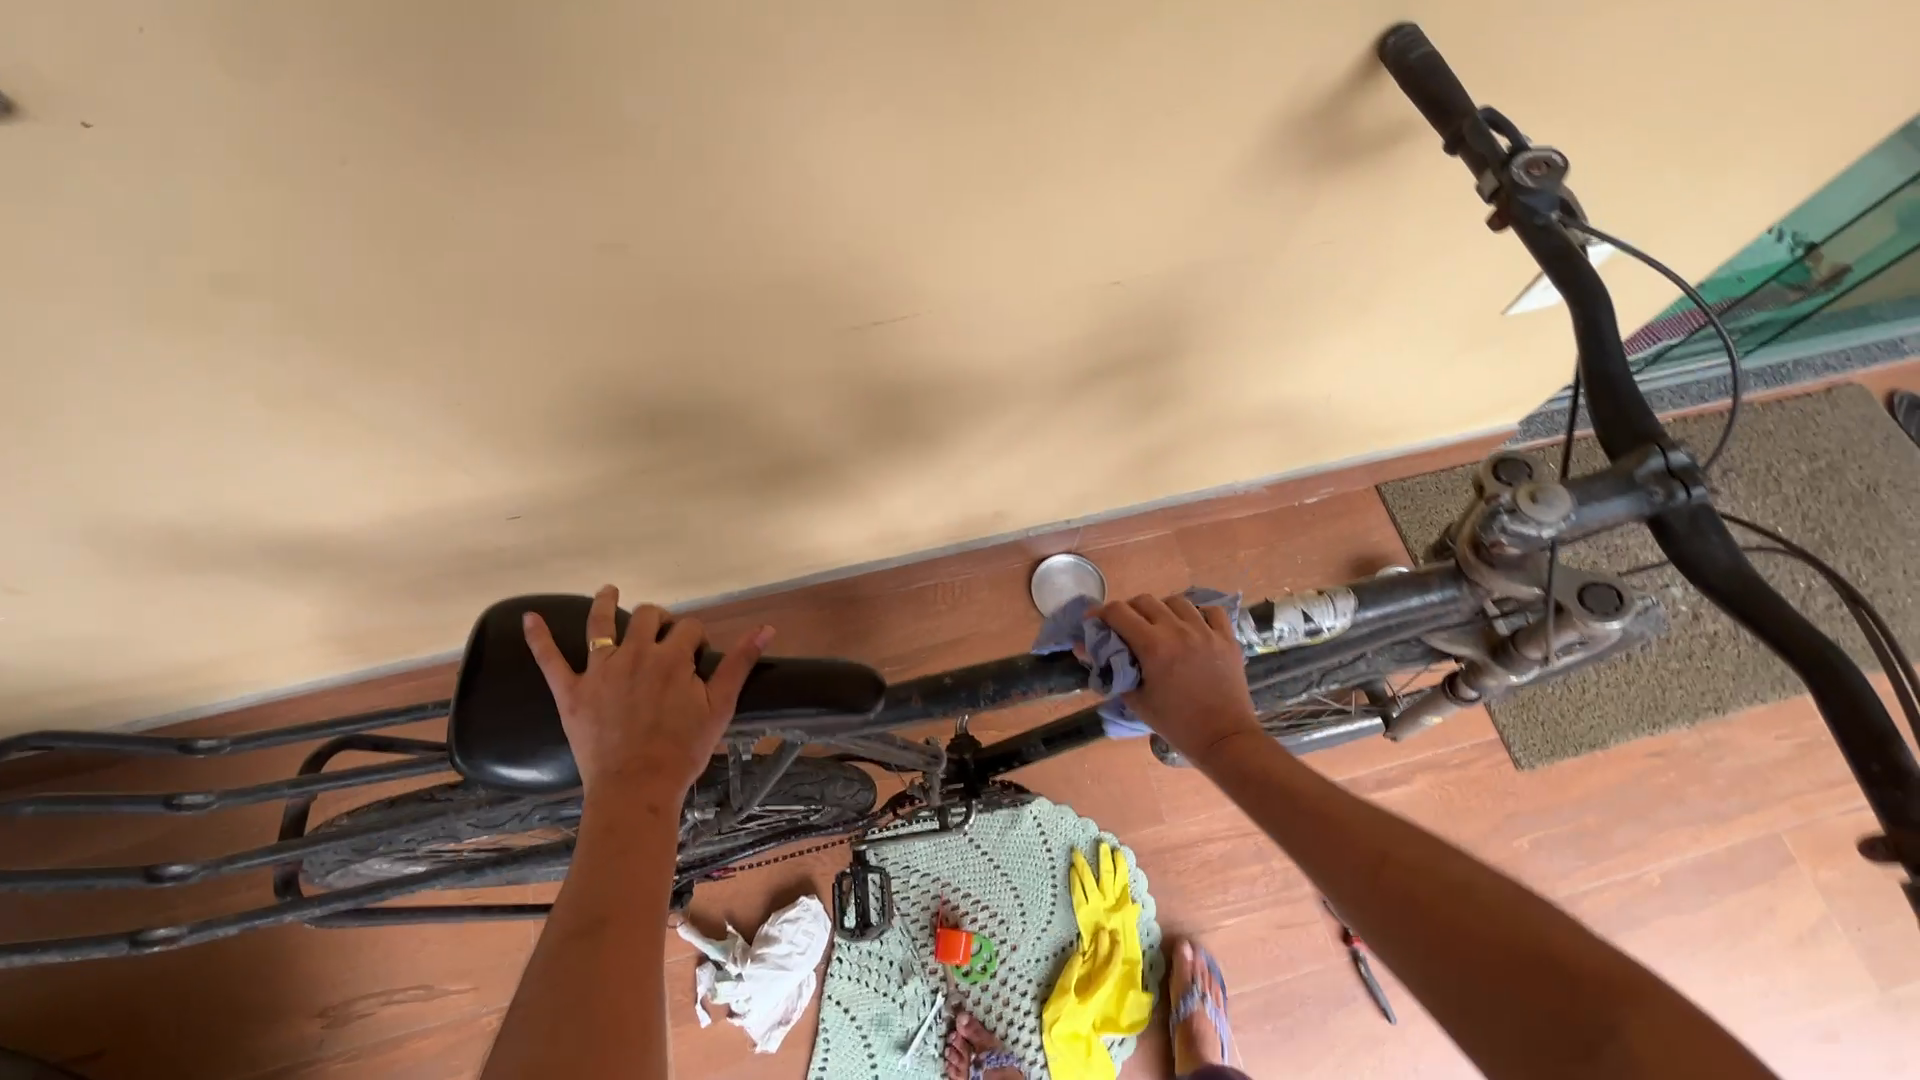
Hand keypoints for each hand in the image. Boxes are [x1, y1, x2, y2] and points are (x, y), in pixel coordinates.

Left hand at [522, 584, 774, 804]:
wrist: (637, 787)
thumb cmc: (683, 749)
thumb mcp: (720, 706)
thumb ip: (740, 663)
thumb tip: (766, 628)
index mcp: (671, 657)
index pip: (688, 628)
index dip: (696, 638)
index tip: (698, 655)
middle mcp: (634, 654)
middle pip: (647, 617)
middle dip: (659, 619)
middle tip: (663, 634)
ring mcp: (599, 670)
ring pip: (601, 624)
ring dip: (604, 603)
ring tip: (608, 591)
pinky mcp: (571, 691)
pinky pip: (550, 659)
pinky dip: (538, 637)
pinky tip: (529, 617)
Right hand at [1097, 594, 1260, 765]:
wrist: (1223, 737)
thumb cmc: (1175, 723)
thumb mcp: (1136, 699)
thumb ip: (1111, 670)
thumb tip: (1085, 649)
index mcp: (1153, 646)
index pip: (1118, 612)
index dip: (1100, 613)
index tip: (1094, 620)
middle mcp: (1178, 630)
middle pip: (1145, 601)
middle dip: (1128, 610)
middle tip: (1125, 627)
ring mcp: (1206, 631)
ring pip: (1177, 601)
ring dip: (1161, 610)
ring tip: (1159, 626)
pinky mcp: (1227, 638)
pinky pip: (1212, 611)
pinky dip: (1199, 613)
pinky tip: (1193, 627)